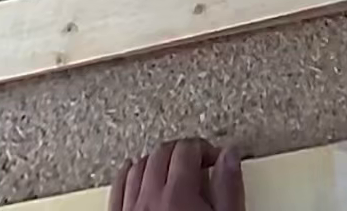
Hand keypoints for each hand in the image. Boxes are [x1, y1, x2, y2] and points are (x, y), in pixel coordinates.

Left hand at [110, 138, 242, 210]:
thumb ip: (229, 186)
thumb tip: (230, 154)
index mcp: (178, 194)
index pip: (188, 148)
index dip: (204, 147)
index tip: (214, 158)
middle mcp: (150, 199)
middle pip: (162, 152)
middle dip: (181, 149)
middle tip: (197, 159)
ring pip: (138, 167)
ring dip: (156, 159)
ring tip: (171, 164)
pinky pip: (116, 191)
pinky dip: (125, 175)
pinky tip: (132, 169)